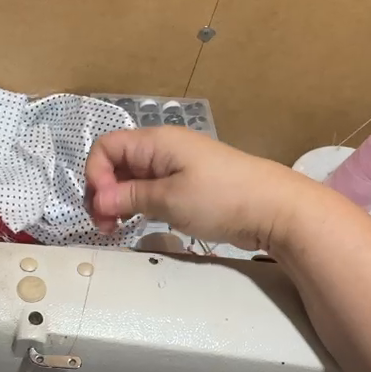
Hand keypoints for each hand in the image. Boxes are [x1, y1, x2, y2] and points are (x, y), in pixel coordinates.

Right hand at [86, 127, 318, 251]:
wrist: (274, 209)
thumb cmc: (220, 198)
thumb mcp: (168, 199)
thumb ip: (129, 197)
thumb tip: (98, 201)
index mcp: (155, 142)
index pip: (106, 147)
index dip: (96, 175)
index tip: (102, 207)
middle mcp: (162, 150)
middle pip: (116, 164)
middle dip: (103, 192)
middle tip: (105, 227)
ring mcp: (175, 168)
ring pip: (131, 179)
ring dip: (118, 202)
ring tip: (117, 229)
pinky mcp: (186, 186)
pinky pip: (150, 190)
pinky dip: (137, 205)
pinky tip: (137, 224)